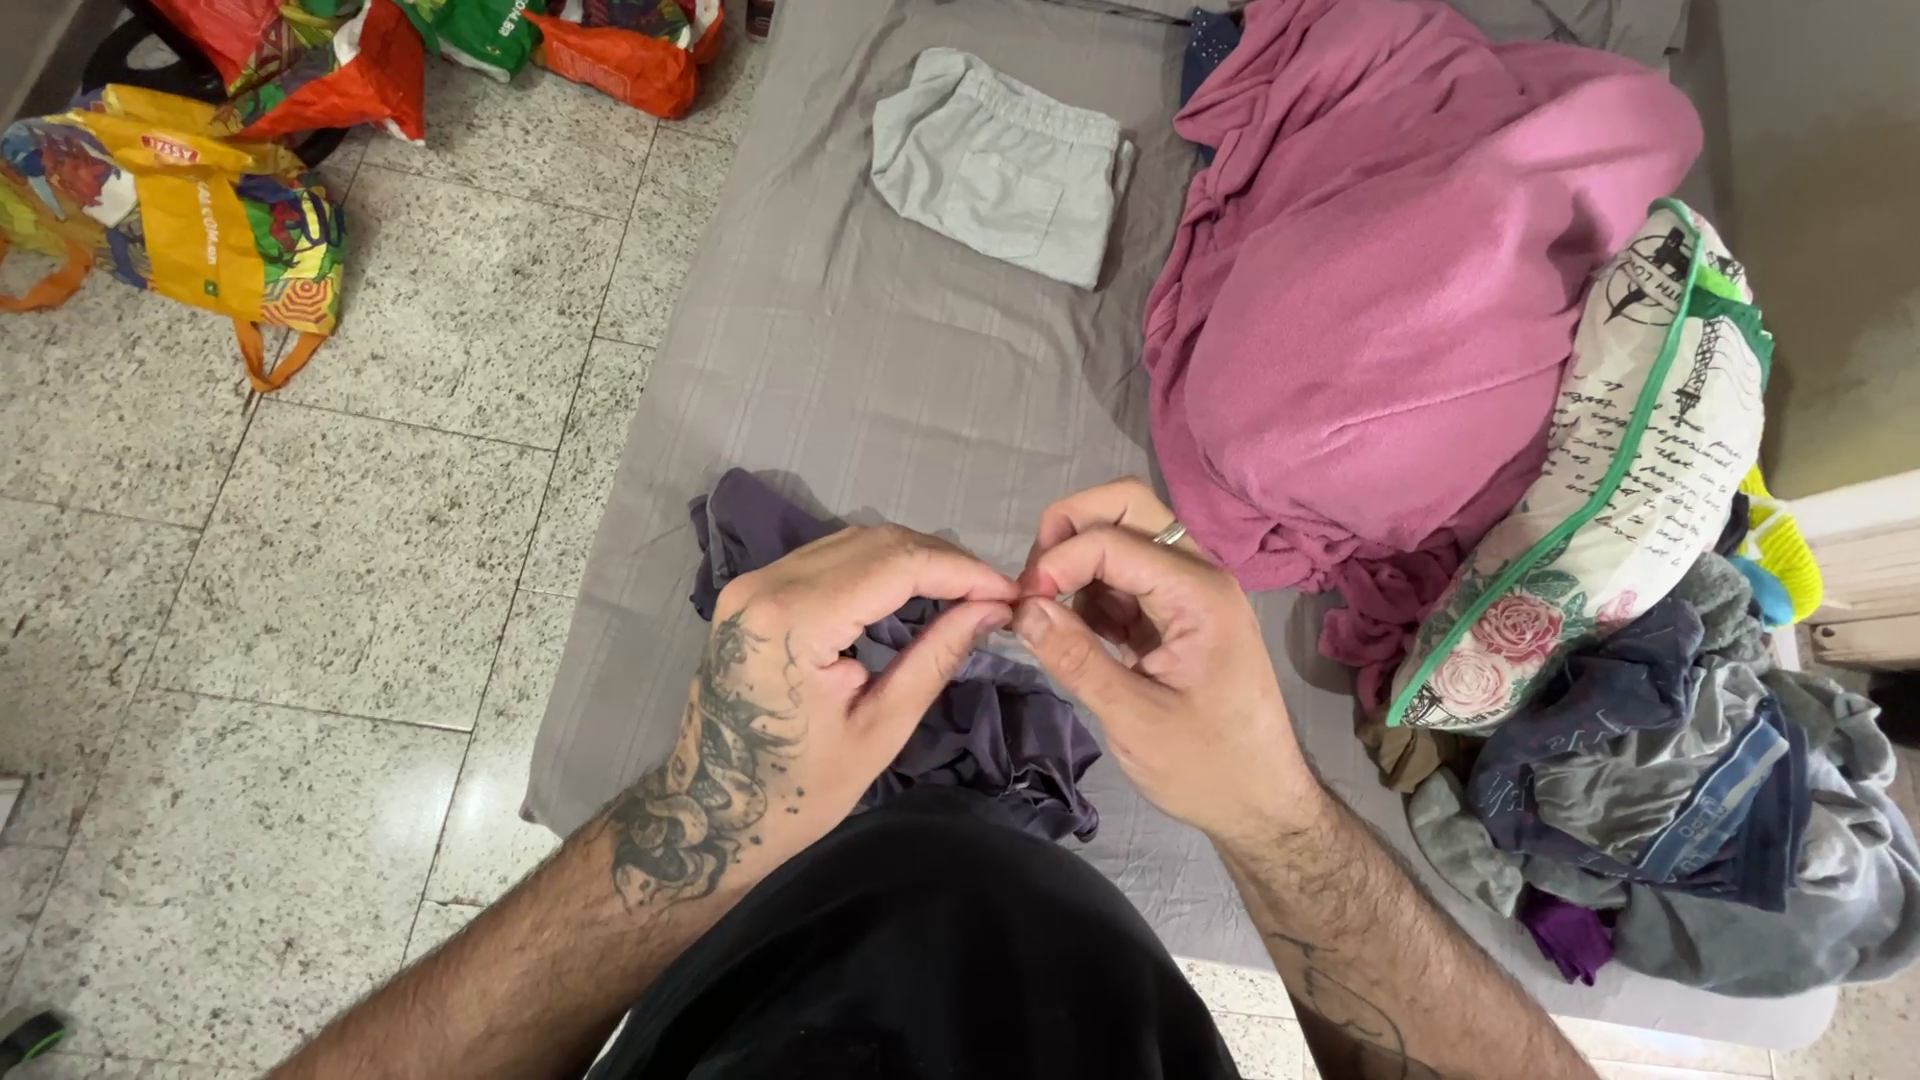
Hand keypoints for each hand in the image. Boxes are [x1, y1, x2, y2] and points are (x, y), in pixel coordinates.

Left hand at [605, 524, 1016, 909]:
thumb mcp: (880, 728)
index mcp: (793, 620)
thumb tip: (992, 609)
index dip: (961, 570)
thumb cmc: (797, 789)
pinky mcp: (753, 592)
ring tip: (961, 591)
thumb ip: (937, 656)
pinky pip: (829, 557)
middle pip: (876, 541)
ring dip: (913, 558)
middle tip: (990, 594)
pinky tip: (912, 589)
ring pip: (853, 541)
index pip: (896, 564)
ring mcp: (753, 583)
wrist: (709, 814)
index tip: (1008, 592)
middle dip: (942, 560)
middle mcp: (766, 584)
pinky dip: (879, 566)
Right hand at [1015, 478, 1324, 842]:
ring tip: (1051, 618)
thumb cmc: (1207, 767)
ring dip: (1078, 561)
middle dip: (1069, 528)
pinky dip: (1091, 591)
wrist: (1260, 803)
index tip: (1023, 606)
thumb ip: (1075, 657)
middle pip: (1127, 507)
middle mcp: (1197, 575)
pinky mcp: (1173, 612)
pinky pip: (1123, 576)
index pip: (1113, 539)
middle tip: (1035, 579)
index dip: (1058, 560)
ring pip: (1121, 535)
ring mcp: (1187, 591)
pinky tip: (1080, 635)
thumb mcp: (1134, 719)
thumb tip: (1020, 609)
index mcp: (1198, 594)